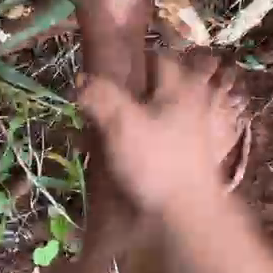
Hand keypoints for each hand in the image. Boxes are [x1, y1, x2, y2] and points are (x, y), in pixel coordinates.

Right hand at [81, 55, 245, 214]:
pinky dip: (140, 141)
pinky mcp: (187, 160)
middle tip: (102, 101)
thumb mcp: (120, 122)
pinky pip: (160, 140)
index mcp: (180, 89)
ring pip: (157, 114)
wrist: (187, 215)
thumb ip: (99, 95)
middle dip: (131, 92)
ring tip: (103, 129)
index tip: (107, 69)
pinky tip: (120, 155)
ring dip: (133, 118)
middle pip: (159, 87)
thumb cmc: (155, 161)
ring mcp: (193, 134)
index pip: (158, 58)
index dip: (132, 60)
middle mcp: (192, 106)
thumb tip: (80, 79)